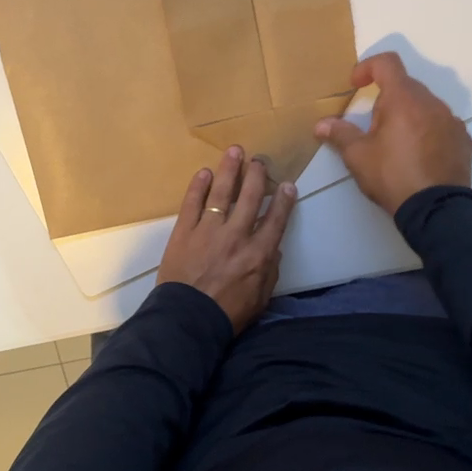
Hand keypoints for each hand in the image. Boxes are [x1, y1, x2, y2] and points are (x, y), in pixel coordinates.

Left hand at [156, 146, 298, 332]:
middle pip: (250, 197)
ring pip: (222, 193)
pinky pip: (192, 203)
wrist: (189, 319)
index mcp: (259, 253)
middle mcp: (237, 235)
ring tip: (235, 151)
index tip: (287, 184)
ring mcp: (209, 230)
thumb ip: (270, 271)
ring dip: (229, 170)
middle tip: (259, 161)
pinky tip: (204, 172)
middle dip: (257, 175)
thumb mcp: (261, 298)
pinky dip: (199, 186)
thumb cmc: (229, 314)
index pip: (276, 219)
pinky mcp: (184, 232)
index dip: (283, 200)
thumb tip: (273, 250)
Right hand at [315, 52, 471, 213]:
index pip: (387, 63)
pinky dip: (427, 131)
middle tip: (372, 125)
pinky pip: (441, 125)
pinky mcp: (463, 140)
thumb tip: (321, 124)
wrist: (437, 209)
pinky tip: (418, 156)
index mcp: (403, 99)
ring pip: (425, 106)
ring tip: (396, 143)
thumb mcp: (358, 156)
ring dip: (408, 115)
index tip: (355, 85)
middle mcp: (432, 103)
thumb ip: (340, 134)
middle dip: (386, 98)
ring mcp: (452, 121)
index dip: (367, 67)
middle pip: (406, 85)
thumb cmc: (392, 176)